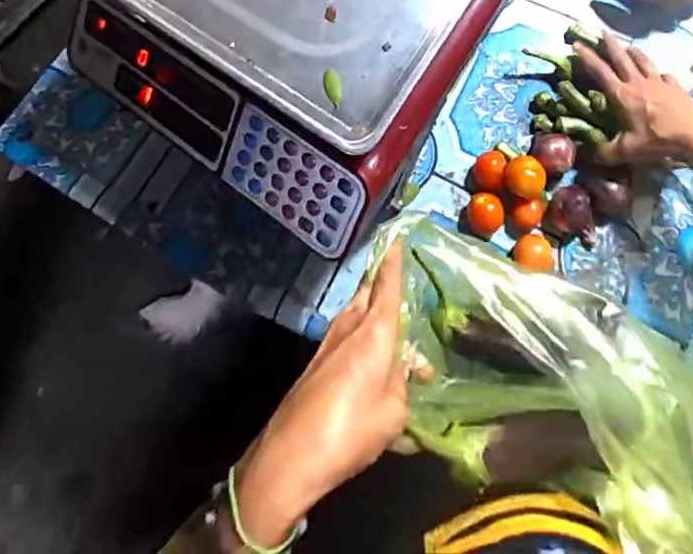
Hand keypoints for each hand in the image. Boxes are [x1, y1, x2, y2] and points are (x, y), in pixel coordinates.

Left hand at [230, 243, 408, 545]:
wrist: (289, 456)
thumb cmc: (350, 429)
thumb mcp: (394, 411)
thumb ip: (402, 382)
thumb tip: (403, 368)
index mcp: (374, 330)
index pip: (387, 283)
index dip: (394, 259)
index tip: (398, 235)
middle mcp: (350, 326)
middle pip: (370, 293)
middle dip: (385, 284)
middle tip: (403, 280)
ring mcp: (329, 342)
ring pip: (358, 314)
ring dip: (376, 317)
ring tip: (397, 335)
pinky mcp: (318, 361)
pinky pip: (349, 336)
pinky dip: (364, 339)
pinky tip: (374, 362)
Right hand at [573, 36, 692, 164]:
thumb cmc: (658, 140)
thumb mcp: (627, 150)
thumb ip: (604, 152)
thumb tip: (583, 155)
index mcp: (622, 95)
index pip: (600, 71)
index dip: (587, 57)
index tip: (577, 44)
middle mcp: (638, 82)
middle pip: (622, 58)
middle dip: (610, 45)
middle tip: (603, 33)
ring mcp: (659, 82)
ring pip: (643, 61)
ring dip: (634, 52)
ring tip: (629, 46)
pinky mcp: (675, 87)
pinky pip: (664, 76)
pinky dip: (659, 73)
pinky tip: (661, 75)